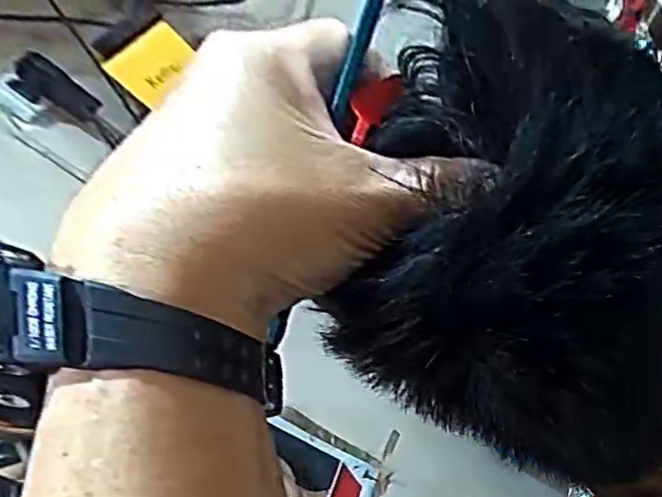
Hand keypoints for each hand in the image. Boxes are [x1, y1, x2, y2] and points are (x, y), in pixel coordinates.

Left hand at [51, 21, 445, 338]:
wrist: (168, 279)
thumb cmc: (262, 213)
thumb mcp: (378, 197)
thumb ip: (445, 184)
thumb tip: (492, 180)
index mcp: (264, 58)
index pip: (358, 52)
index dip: (403, 99)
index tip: (424, 149)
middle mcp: (230, 79)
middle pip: (339, 108)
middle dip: (379, 155)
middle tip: (400, 197)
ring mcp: (213, 129)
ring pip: (317, 152)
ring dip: (352, 189)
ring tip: (365, 227)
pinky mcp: (209, 177)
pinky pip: (289, 182)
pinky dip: (318, 209)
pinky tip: (328, 241)